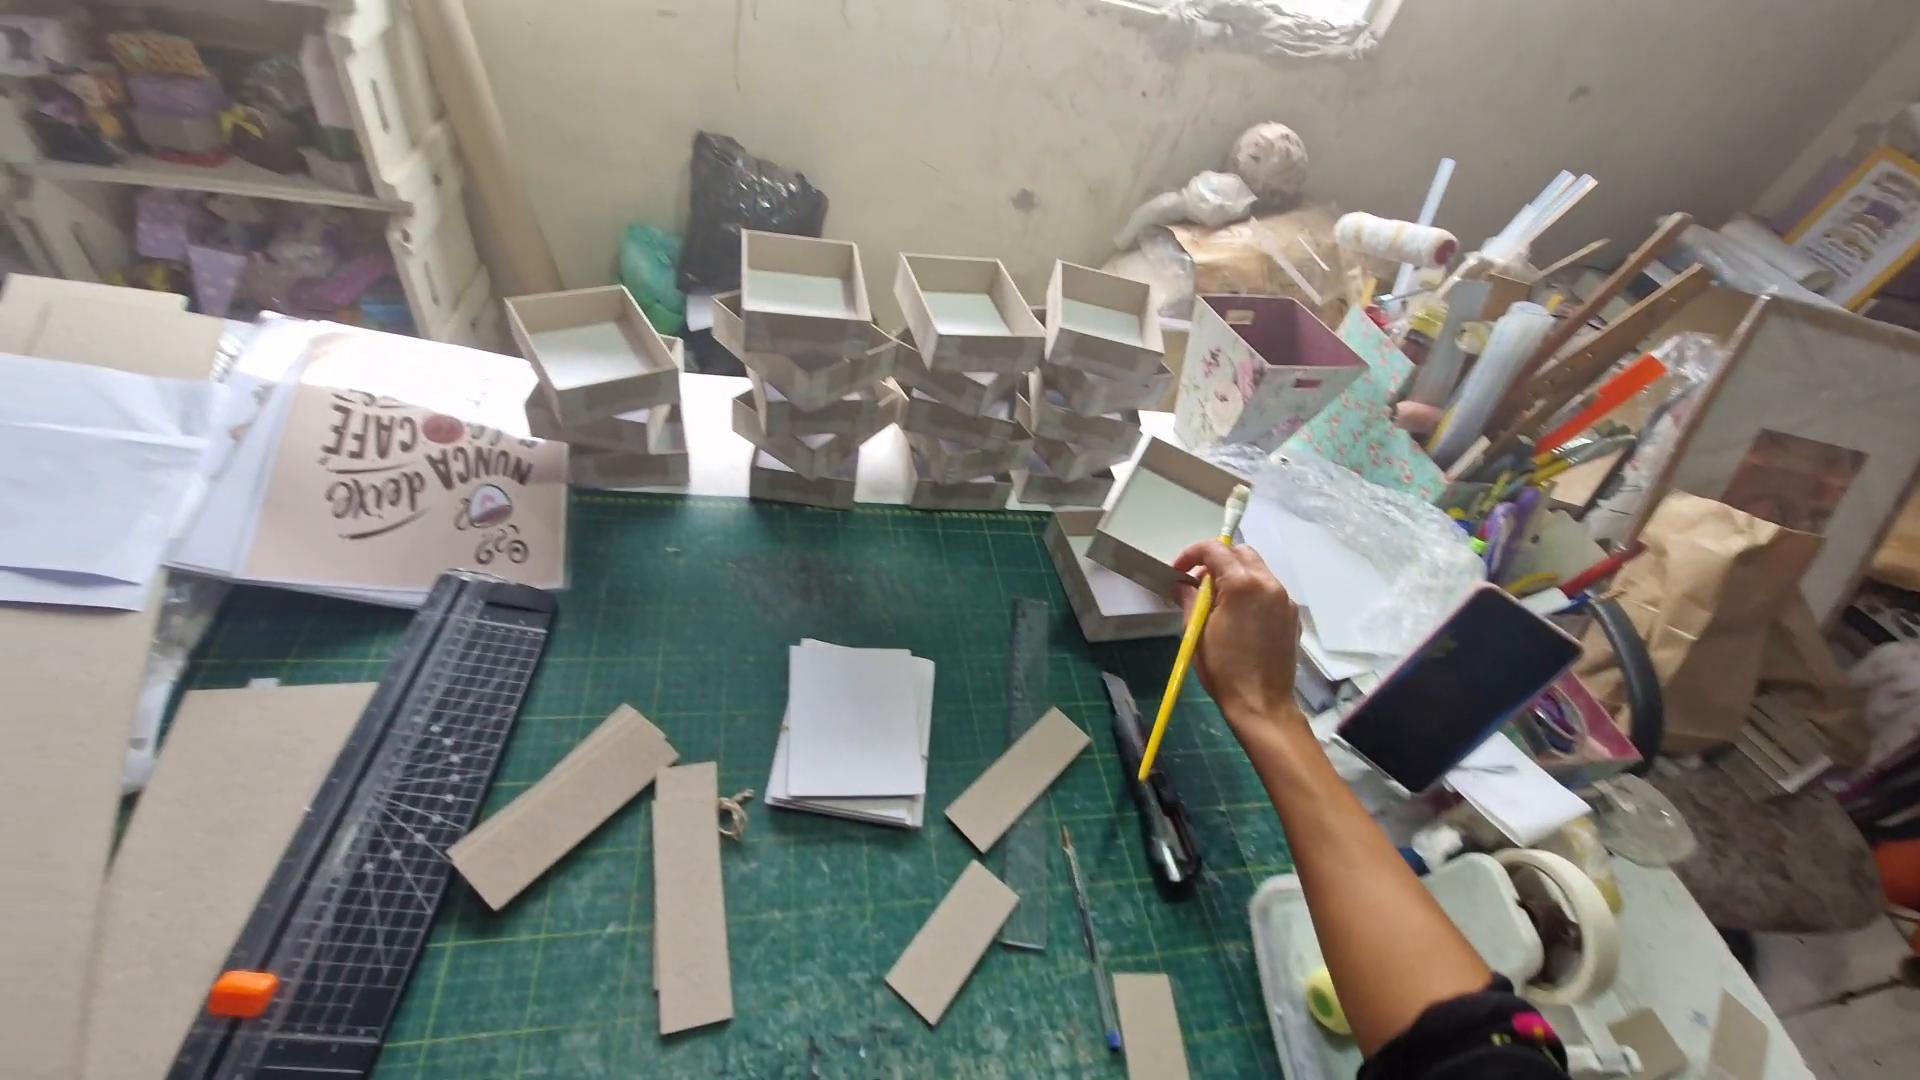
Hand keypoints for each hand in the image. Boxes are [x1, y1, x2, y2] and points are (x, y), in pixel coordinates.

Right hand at [1170, 540, 1302, 737]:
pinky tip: (1238, 617)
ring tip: (1217, 602)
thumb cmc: (1223, 669)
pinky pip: (1268, 590)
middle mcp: (1268, 584)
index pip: (1215, 550)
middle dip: (1216, 561)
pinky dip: (1250, 591)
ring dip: (1234, 575)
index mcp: (1242, 585)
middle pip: (1240, 552)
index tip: (1179, 571)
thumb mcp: (1196, 630)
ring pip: (1257, 569)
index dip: (1191, 554)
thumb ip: (1190, 598)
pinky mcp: (1291, 615)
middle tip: (1198, 584)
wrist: (1261, 704)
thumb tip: (1183, 584)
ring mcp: (1284, 600)